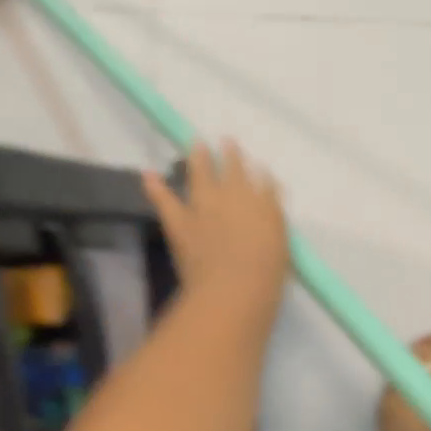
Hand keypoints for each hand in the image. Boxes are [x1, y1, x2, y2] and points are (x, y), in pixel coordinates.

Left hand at [144, 141, 288, 317]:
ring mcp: (204, 206)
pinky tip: (149, 173)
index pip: (263, 182)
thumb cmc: (267, 275)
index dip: (259, 174)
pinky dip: (156, 186)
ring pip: (201, 174)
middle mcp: (235, 197)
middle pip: (233, 170)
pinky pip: (165, 199)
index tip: (258, 167)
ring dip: (199, 158)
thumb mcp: (281, 244)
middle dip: (231, 156)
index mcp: (264, 204)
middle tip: (227, 141)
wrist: (232, 288)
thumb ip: (274, 217)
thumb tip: (269, 192)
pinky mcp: (180, 220)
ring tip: (196, 143)